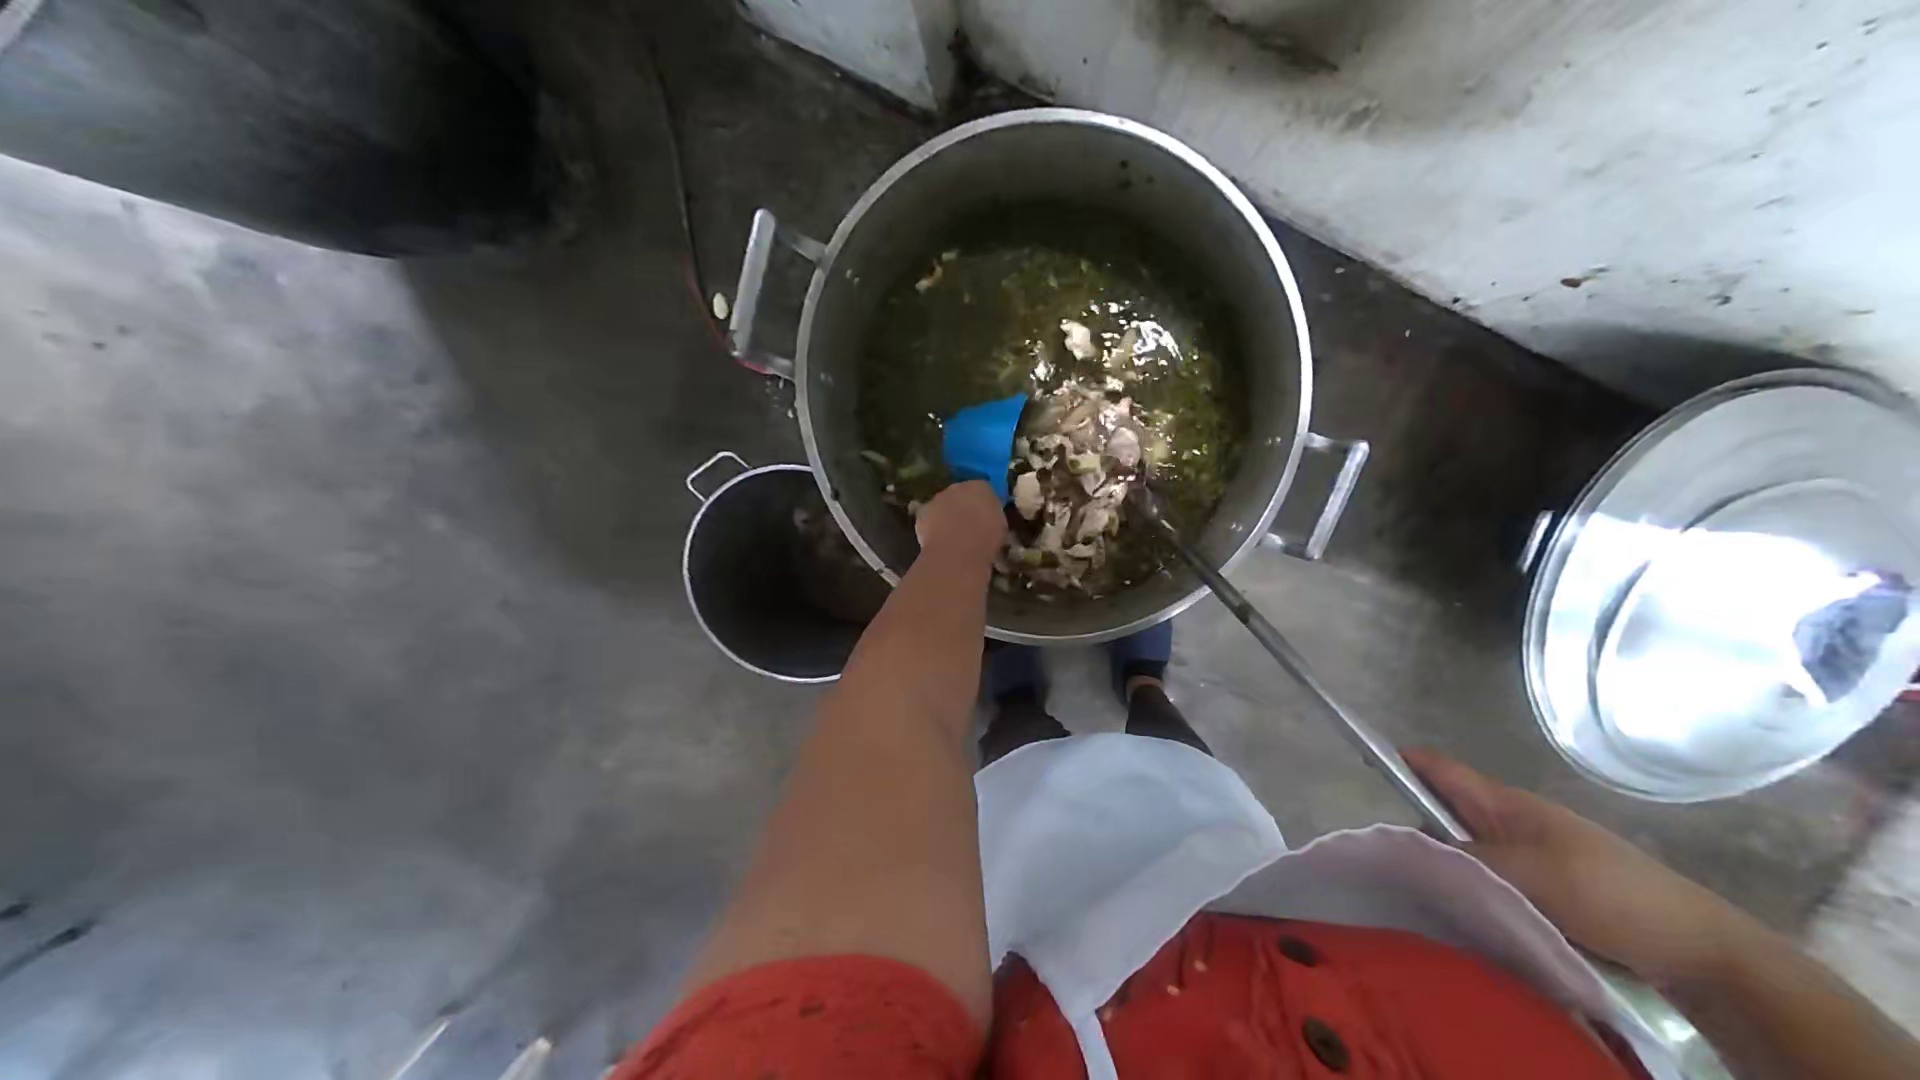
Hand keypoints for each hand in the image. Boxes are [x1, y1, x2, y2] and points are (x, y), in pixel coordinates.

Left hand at [914, 480, 1006, 560]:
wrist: (958, 551)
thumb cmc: (986, 539)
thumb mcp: (1001, 527)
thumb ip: (993, 517)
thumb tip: (989, 519)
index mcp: (981, 487)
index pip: (983, 490)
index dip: (983, 504)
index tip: (986, 518)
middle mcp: (957, 487)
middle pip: (960, 494)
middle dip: (963, 507)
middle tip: (969, 526)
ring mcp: (937, 499)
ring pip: (942, 505)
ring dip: (946, 516)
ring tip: (952, 537)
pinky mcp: (922, 513)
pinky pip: (928, 518)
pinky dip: (931, 527)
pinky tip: (938, 541)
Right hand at [1405, 749, 1754, 984]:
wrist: (1694, 946)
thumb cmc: (1606, 891)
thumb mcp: (1526, 873)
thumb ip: (1464, 858)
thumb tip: (1409, 849)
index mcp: (1503, 802)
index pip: (1437, 768)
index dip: (1399, 759)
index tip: (1359, 762)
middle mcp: (1507, 820)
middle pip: (1442, 809)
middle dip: (1408, 819)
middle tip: (1375, 849)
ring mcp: (1525, 853)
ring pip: (1461, 846)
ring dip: (1438, 860)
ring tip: (1406, 883)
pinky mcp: (1539, 887)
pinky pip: (1484, 876)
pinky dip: (1464, 885)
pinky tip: (1451, 908)